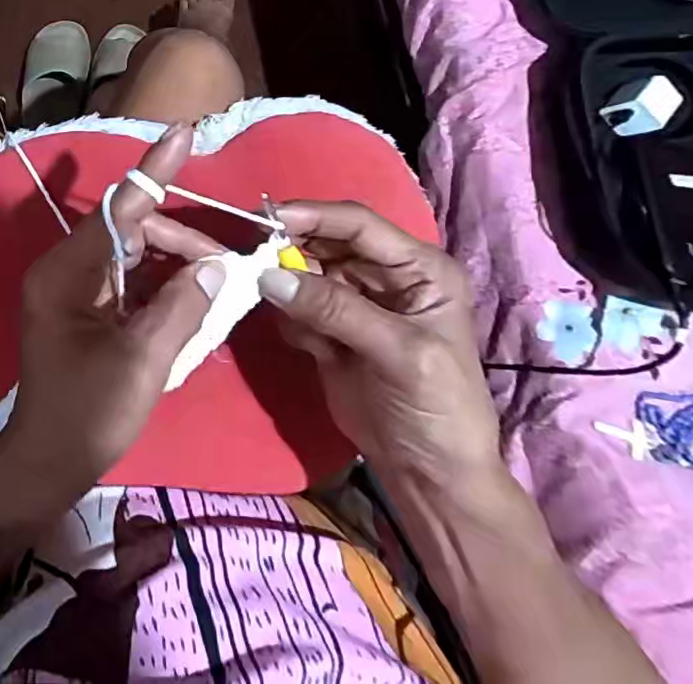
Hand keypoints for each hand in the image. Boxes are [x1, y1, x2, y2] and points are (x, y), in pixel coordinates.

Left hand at [2, 125, 226, 493]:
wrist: (48, 462)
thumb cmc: (88, 414)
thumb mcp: (142, 362)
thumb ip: (181, 306)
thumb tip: (215, 265)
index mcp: (67, 273)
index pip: (119, 210)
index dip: (153, 170)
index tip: (183, 132)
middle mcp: (66, 270)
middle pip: (131, 231)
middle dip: (180, 238)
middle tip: (226, 261)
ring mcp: (75, 289)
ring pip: (134, 255)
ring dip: (176, 261)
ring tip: (219, 278)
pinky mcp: (87, 309)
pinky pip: (131, 280)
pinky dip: (164, 283)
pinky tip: (195, 292)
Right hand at [258, 201, 499, 486]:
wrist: (429, 476)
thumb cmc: (437, 409)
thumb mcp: (400, 354)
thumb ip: (336, 310)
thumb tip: (268, 275)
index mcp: (419, 268)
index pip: (358, 224)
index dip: (313, 215)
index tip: (264, 218)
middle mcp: (384, 275)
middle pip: (324, 241)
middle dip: (290, 250)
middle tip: (255, 263)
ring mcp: (354, 301)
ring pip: (303, 271)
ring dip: (286, 287)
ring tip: (297, 323)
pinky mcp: (329, 326)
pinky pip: (294, 304)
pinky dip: (289, 318)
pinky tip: (312, 349)